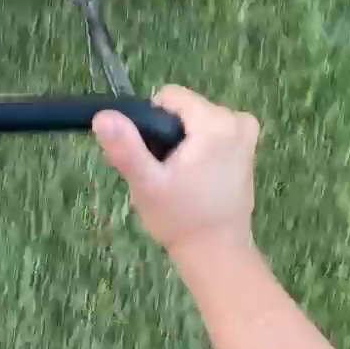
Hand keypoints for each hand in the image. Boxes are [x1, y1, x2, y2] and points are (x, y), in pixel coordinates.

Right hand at [92, 85, 260, 264]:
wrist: (215, 250)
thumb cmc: (179, 219)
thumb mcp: (145, 184)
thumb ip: (125, 147)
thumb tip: (102, 115)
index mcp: (215, 122)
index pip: (168, 97)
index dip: (150, 125)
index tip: (151, 157)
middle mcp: (237, 120)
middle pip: (183, 111)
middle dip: (166, 137)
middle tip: (161, 175)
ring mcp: (246, 134)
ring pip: (194, 123)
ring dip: (180, 146)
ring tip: (176, 180)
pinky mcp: (247, 149)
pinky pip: (210, 135)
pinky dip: (197, 151)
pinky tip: (193, 181)